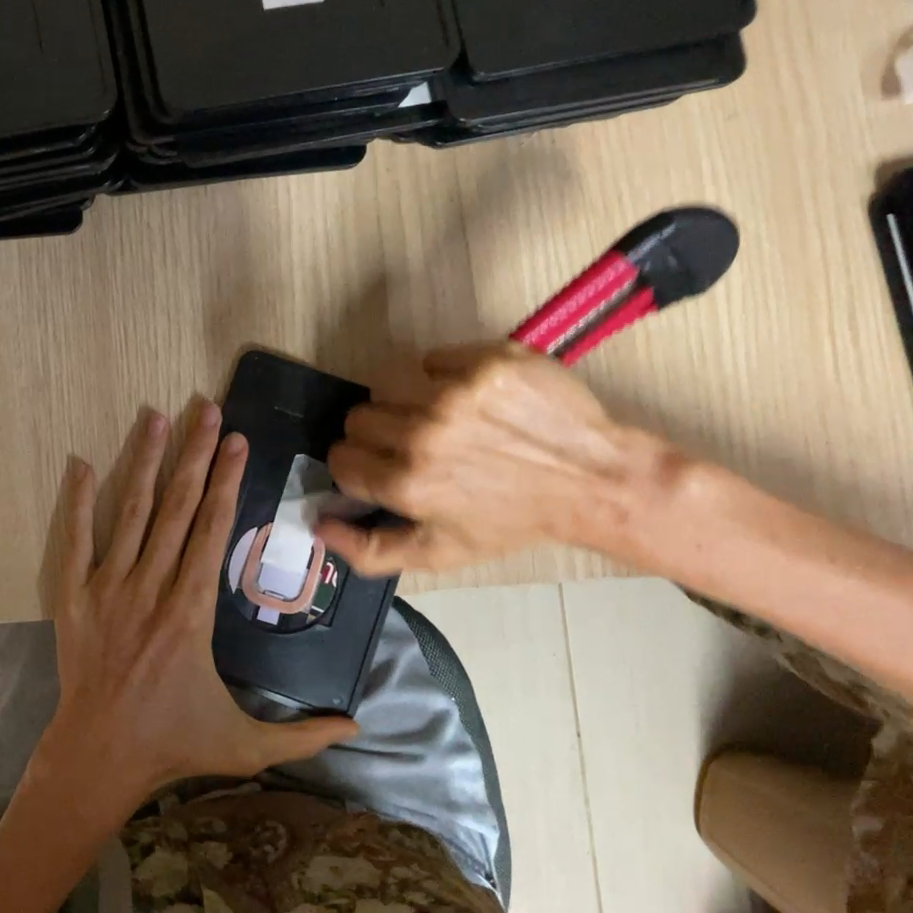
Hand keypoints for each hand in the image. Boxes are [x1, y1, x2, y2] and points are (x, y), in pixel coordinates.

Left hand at [33, 402, 359, 809]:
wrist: (98, 755)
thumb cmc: (174, 743)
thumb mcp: (245, 745)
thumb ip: (303, 734)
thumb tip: (359, 726)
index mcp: (192, 611)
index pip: (212, 530)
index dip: (226, 481)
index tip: (237, 442)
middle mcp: (151, 588)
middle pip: (177, 508)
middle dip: (194, 455)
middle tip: (206, 408)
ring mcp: (107, 589)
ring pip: (130, 513)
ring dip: (145, 462)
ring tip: (156, 417)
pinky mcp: (73, 597)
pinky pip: (73, 540)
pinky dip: (77, 502)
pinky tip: (81, 463)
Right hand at [318, 342, 666, 574]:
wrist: (595, 480)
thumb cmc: (513, 520)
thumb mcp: (441, 552)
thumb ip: (369, 549)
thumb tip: (317, 525)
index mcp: (407, 485)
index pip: (341, 458)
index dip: (359, 467)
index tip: (385, 470)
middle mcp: (422, 436)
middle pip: (358, 418)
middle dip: (379, 434)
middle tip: (417, 446)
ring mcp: (453, 394)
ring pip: (388, 384)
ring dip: (406, 402)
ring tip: (442, 419)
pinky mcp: (483, 361)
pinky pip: (431, 359)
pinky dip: (443, 375)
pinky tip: (471, 398)